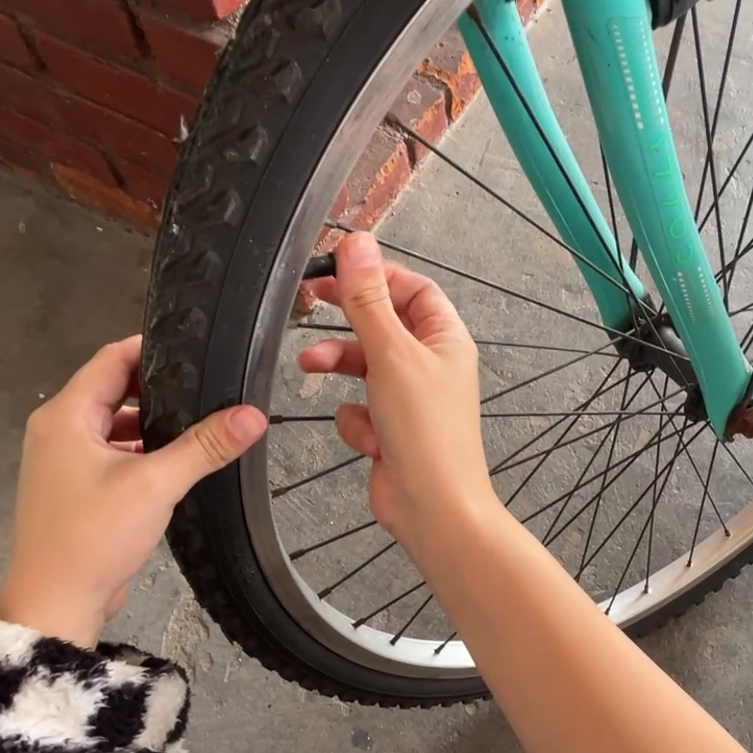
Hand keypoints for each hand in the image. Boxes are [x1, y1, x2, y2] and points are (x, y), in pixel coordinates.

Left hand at [0, 335, 265, 646]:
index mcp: (66, 415)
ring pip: (117, 426)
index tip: (196, 344)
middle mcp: (60, 431)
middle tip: (211, 384)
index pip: (110, 360)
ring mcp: (67, 462)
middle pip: (115, 392)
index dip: (150, 348)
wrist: (58, 601)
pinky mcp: (79, 490)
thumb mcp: (156, 483)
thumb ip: (205, 445)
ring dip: (155, 424)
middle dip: (161, 388)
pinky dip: (145, 451)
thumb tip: (254, 415)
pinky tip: (181, 461)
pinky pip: (116, 455)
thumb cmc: (96, 532)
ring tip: (204, 421)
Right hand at [298, 232, 501, 554]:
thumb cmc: (426, 433)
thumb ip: (368, 300)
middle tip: (307, 302)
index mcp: (445, 339)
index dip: (374, 276)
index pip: (411, 289)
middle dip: (346, 320)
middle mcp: (431, 366)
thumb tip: (357, 244)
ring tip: (310, 367)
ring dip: (340, 368)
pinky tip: (371, 441)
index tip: (334, 269)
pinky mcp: (391, 431)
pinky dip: (357, 424)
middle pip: (382, 325)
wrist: (433, 508)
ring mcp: (410, 400)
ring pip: (364, 367)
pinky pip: (359, 410)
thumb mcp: (392, 355)